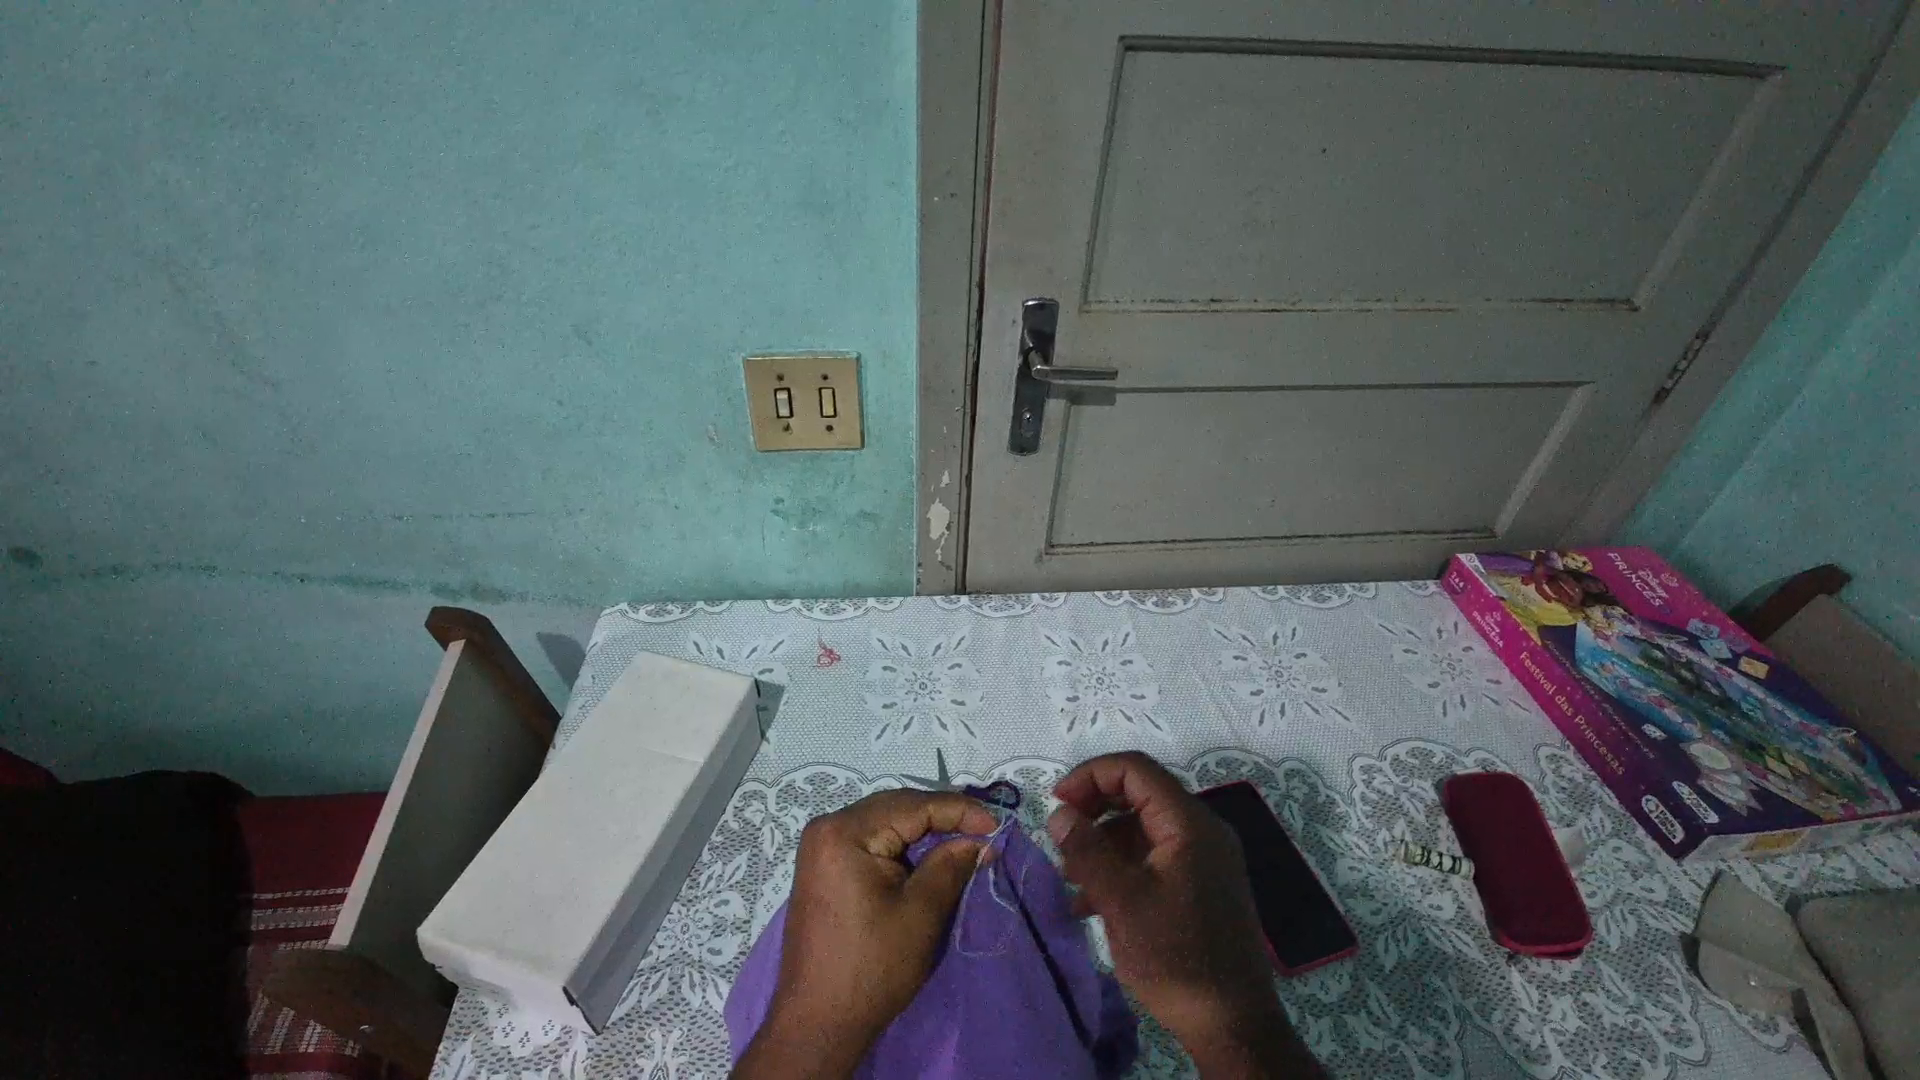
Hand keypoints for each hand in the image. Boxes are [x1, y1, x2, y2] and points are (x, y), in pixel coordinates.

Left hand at [735, 789, 998, 1078]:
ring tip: (962, 837)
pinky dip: (901, 842)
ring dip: (922, 827)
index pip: (912, 806)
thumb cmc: (871, 967)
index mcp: (845, 832)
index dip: (958, 810)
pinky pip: (870, 838)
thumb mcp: (920, 914)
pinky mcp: (823, 865)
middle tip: (982, 829)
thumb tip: (981, 840)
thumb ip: (951, 866)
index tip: (996, 824)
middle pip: (895, 806)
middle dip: (941, 815)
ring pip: (883, 820)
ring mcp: (821, 846)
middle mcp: (827, 828)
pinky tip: (927, 852)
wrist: (817, 1021)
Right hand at [1049, 752, 1322, 1078]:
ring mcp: (1203, 859)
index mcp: (1189, 823)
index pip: (1135, 769)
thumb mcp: (1121, 901)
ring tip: (1069, 876)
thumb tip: (1059, 812)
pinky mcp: (1199, 885)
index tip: (1056, 802)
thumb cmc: (1176, 956)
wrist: (1232, 1025)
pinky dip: (1120, 867)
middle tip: (1059, 835)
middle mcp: (1201, 831)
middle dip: (1093, 809)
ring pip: (1141, 828)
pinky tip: (1090, 901)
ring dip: (1102, 842)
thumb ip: (1087, 850)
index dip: (1090, 775)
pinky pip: (1152, 857)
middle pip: (1138, 795)